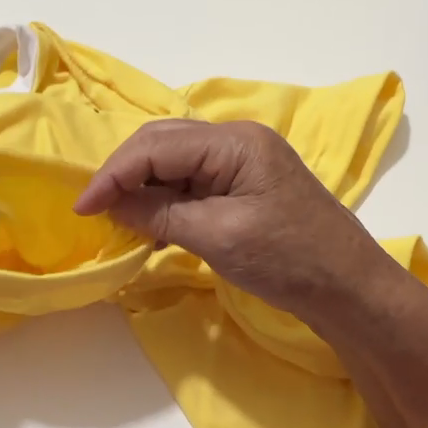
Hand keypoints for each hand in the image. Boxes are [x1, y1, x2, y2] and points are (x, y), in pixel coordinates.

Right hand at [73, 120, 383, 312]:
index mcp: (233, 143)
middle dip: (122, 175)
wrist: (345, 285)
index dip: (113, 175)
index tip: (82, 210)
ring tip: (118, 222)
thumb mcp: (217, 236)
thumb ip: (160, 213)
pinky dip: (161, 203)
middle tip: (93, 212)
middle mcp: (234, 141)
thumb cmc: (286, 259)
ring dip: (140, 189)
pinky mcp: (239, 186)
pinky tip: (150, 229)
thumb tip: (110, 204)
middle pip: (160, 144)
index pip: (155, 146)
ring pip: (170, 163)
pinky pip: (186, 184)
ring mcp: (238, 163)